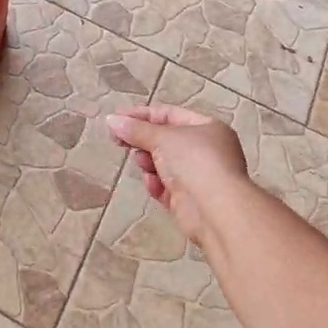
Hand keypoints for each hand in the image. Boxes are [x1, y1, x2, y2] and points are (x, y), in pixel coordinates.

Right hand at [106, 104, 251, 247]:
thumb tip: (111, 120)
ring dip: (149, 163)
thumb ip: (136, 129)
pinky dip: (156, 184)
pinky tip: (153, 185)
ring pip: (164, 164)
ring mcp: (199, 177)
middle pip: (165, 140)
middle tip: (119, 142)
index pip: (169, 115)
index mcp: (207, 128)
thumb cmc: (195, 162)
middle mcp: (206, 151)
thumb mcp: (162, 138)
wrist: (216, 211)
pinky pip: (166, 187)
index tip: (116, 119)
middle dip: (143, 141)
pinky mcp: (190, 201)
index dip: (141, 115)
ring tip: (142, 164)